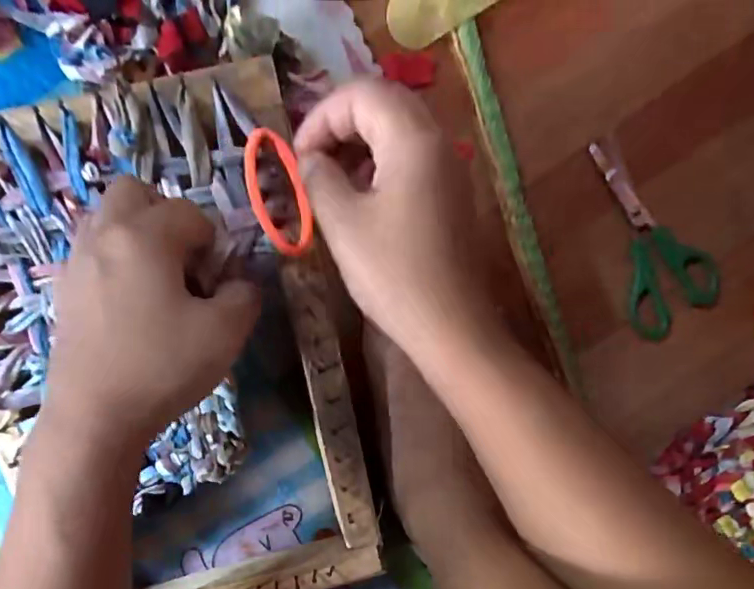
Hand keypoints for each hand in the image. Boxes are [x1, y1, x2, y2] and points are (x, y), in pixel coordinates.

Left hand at [45, 179, 259, 446]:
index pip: (191, 214)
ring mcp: (76, 261)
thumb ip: (244, 297)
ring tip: (159, 288)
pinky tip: (132, 310)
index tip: (217, 287)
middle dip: (168, 220)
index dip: (215, 246)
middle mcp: (103, 233)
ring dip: (139, 238)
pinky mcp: (64, 291)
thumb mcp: (226, 334)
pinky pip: (94, 254)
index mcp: (144, 236)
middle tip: (186, 269)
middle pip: (136, 193)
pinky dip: (117, 265)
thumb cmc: (164, 367)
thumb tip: (240, 283)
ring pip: (109, 220)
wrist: (96, 413)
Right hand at [295, 79, 497, 355]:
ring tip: (334, 187)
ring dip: (362, 150)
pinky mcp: (456, 205)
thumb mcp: (343, 224)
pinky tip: (365, 208)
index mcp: (413, 139)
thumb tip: (311, 161)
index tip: (297, 157)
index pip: (361, 94)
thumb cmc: (395, 276)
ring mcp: (453, 177)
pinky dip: (385, 173)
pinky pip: (416, 169)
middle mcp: (440, 146)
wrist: (452, 329)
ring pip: (402, 138)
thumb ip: (319, 179)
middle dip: (342, 127)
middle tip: (313, 164)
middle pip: (386, 108)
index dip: (321, 117)